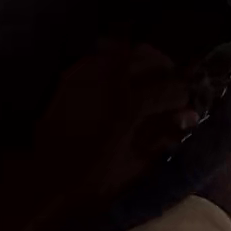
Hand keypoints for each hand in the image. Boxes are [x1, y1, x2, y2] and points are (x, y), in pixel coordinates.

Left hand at [22, 40, 198, 207]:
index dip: (183, 95)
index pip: (170, 87)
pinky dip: (118, 62)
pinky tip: (122, 80)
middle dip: (167, 71)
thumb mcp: (135, 164)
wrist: (43, 179)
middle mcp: (111, 79)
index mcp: (130, 104)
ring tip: (149, 81)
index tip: (187, 106)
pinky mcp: (72, 75)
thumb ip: (163, 135)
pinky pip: (102, 56)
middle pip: (150, 58)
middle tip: (172, 90)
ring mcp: (89, 72)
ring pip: (126, 51)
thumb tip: (188, 117)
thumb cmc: (92, 179)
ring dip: (143, 62)